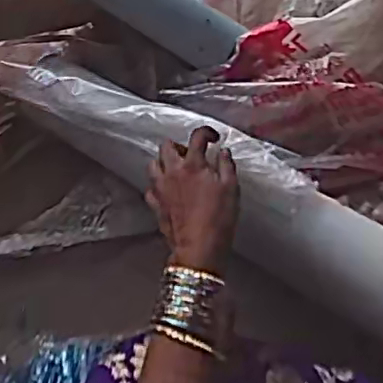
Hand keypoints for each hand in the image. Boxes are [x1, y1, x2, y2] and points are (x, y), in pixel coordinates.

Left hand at [146, 127, 238, 272]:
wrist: (199, 250)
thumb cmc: (219, 217)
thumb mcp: (232, 188)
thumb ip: (227, 165)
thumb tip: (223, 151)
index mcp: (193, 164)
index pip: (197, 136)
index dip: (206, 132)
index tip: (214, 139)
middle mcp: (172, 171)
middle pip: (167, 146)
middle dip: (179, 145)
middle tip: (192, 155)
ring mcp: (160, 188)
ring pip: (153, 164)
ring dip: (164, 162)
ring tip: (177, 170)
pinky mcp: (155, 204)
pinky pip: (151, 187)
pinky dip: (158, 185)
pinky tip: (168, 190)